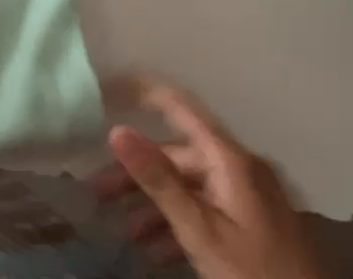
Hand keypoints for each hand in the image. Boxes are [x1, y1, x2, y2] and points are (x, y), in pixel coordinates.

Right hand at [93, 75, 327, 278]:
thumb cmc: (254, 275)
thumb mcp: (199, 230)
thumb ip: (158, 179)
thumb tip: (116, 130)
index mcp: (230, 159)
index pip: (178, 106)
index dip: (140, 93)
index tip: (103, 91)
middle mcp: (240, 166)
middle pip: (177, 155)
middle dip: (136, 173)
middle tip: (98, 191)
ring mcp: (249, 195)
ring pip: (189, 185)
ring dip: (154, 204)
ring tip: (121, 228)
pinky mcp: (254, 222)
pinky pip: (206, 207)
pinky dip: (179, 222)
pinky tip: (154, 249)